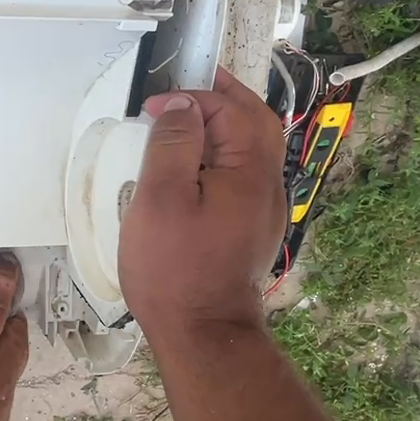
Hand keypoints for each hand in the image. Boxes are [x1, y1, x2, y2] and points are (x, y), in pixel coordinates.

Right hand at [120, 68, 286, 338]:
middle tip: (189, 88)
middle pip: (255, 125)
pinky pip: (241, 177)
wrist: (202, 333)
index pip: (230, 111)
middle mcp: (267, 186)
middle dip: (223, 100)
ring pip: (251, 151)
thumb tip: (180, 105)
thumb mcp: (160, 198)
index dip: (192, 98)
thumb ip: (171, 144)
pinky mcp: (250, 229)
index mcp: (249, 171)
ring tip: (186, 120)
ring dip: (223, 127)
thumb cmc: (175, 266)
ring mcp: (263, 211)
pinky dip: (220, 156)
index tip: (152, 107)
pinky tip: (194, 167)